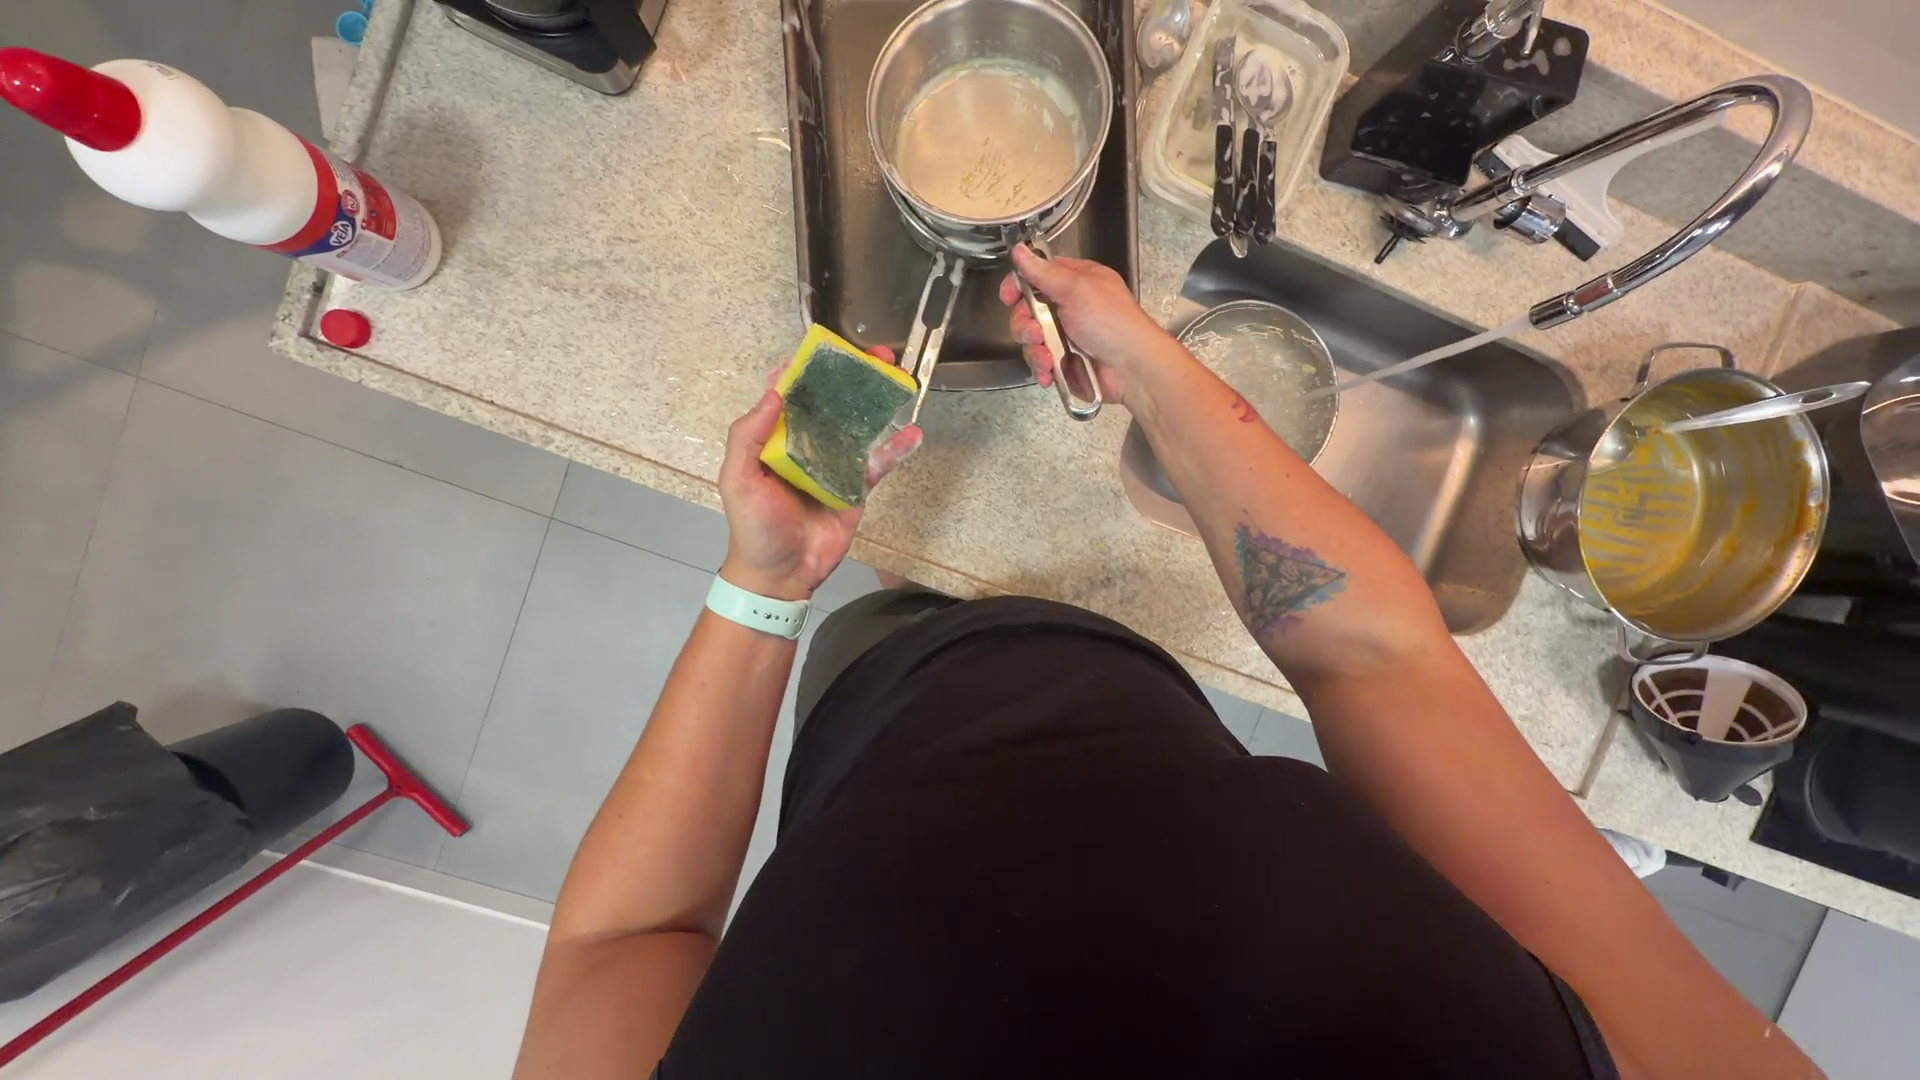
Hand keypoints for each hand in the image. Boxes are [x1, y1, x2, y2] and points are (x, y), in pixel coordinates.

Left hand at [717, 347, 922, 601]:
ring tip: (898, 378)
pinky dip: (896, 448)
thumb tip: (775, 392)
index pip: (788, 393)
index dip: (804, 368)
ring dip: (877, 402)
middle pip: (830, 402)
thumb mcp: (739, 478)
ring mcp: (833, 464)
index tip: (825, 347)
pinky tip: (913, 432)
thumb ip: (749, 435)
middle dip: (851, 377)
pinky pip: (878, 462)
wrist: (782, 572)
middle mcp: (806, 444)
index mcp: (775, 438)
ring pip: (858, 425)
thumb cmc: (754, 526)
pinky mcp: (856, 486)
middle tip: (876, 354)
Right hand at [998, 245, 1182, 409]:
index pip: (1037, 276)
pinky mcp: (1064, 362)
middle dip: (1025, 325)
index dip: (1019, 285)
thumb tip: (1019, 250)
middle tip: (1036, 333)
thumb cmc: (1112, 322)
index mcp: (1075, 282)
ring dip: (1034, 350)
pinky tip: (1049, 373)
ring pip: (1031, 340)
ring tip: (1048, 357)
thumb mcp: (1077, 289)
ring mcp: (1066, 336)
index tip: (1009, 296)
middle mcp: (1069, 307)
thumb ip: (1044, 272)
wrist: (1131, 368)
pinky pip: (1040, 363)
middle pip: (1028, 311)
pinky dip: (1042, 369)